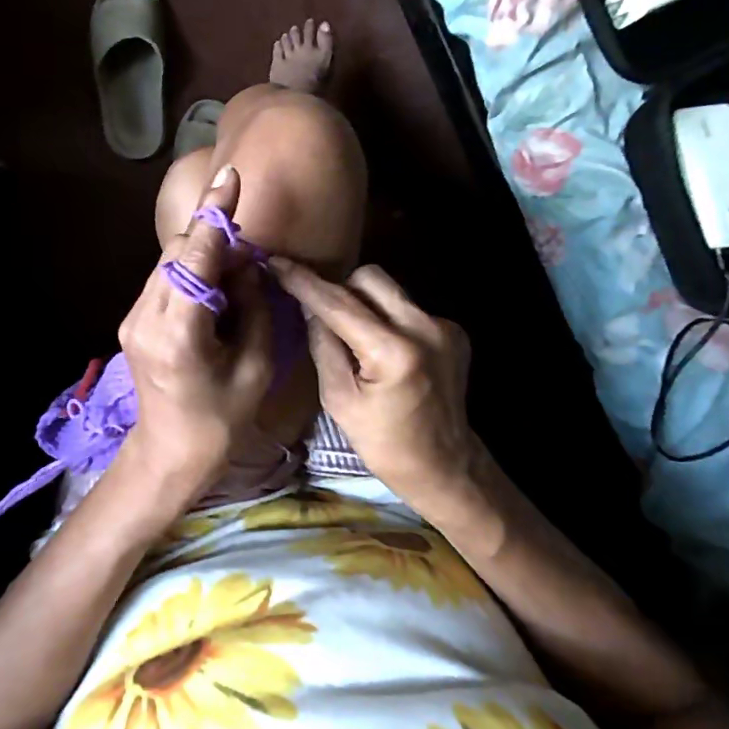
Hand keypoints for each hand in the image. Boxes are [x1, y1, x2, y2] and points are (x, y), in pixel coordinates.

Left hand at [115, 166, 273, 507]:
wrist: (170, 452)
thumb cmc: (221, 420)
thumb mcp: (254, 366)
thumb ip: (253, 306)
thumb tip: (246, 262)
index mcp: (179, 333)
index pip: (196, 257)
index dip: (215, 214)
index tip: (230, 175)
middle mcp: (145, 318)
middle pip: (177, 252)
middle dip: (212, 235)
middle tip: (247, 246)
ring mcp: (132, 319)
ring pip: (168, 262)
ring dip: (201, 254)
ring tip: (234, 274)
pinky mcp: (131, 322)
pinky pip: (162, 280)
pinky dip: (188, 272)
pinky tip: (212, 289)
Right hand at [268, 259, 483, 516]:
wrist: (444, 465)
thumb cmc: (383, 443)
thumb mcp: (338, 399)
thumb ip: (323, 345)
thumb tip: (309, 305)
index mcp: (393, 351)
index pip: (338, 303)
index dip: (303, 281)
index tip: (275, 263)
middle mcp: (425, 328)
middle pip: (369, 278)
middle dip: (339, 288)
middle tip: (321, 314)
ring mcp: (444, 327)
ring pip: (389, 289)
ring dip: (363, 303)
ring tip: (352, 337)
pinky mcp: (453, 331)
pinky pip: (407, 308)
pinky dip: (386, 319)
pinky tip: (382, 351)